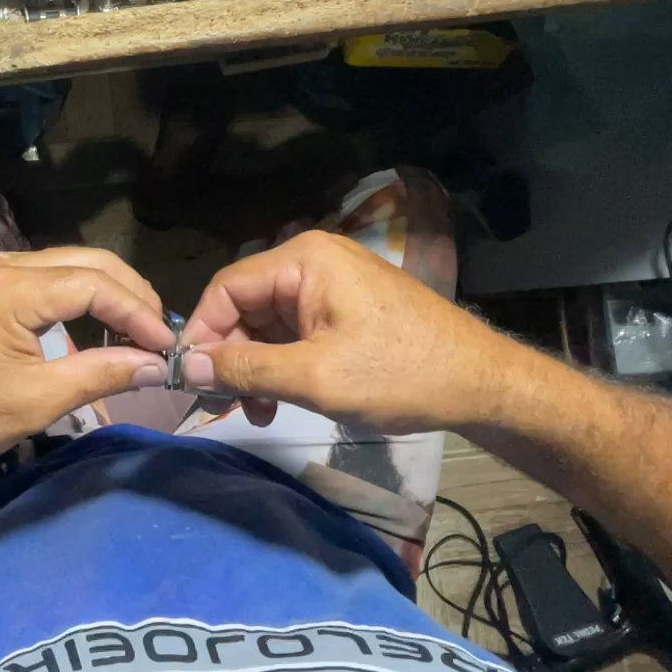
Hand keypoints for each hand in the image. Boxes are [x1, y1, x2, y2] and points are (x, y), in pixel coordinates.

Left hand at [0, 248, 177, 489]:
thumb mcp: (39, 400)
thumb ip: (102, 373)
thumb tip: (155, 365)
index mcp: (11, 288)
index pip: (94, 284)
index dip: (136, 312)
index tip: (166, 345)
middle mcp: (6, 264)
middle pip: (89, 262)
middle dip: (131, 295)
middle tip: (158, 336)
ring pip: (74, 265)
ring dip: (111, 293)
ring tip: (138, 331)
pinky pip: (53, 277)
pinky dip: (85, 296)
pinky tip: (102, 324)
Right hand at [180, 231, 520, 430]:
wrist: (485, 386)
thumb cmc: (401, 375)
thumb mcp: (315, 377)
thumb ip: (245, 370)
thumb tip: (186, 368)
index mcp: (303, 260)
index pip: (226, 287)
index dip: (203, 333)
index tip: (190, 377)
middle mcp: (311, 262)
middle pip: (245, 306)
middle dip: (232, 357)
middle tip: (226, 405)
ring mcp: (329, 285)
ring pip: (266, 323)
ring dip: (255, 368)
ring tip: (258, 411)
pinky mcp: (342, 308)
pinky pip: (292, 332)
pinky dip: (280, 365)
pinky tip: (280, 400)